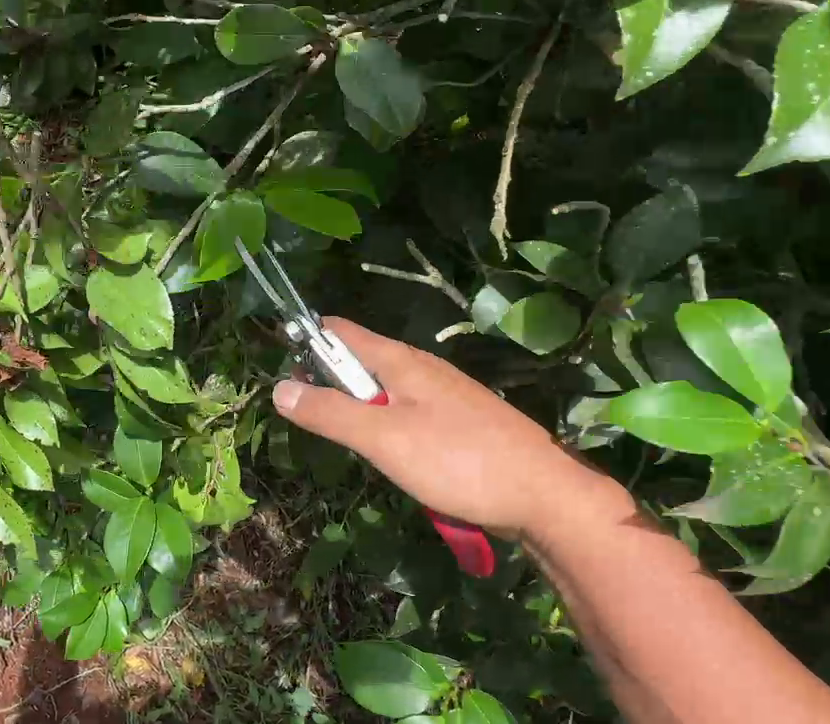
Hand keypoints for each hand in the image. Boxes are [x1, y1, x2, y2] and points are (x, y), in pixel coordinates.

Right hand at [271, 318, 629, 540]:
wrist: (550, 499)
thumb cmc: (460, 460)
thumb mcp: (382, 439)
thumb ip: (330, 413)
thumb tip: (278, 388)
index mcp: (399, 360)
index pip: (338, 330)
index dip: (306, 341)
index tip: (285, 373)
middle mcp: (420, 368)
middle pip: (358, 362)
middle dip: (330, 385)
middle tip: (318, 423)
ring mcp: (444, 395)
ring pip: (383, 391)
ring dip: (360, 413)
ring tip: (360, 449)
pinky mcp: (460, 424)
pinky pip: (408, 414)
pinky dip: (389, 429)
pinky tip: (398, 461)